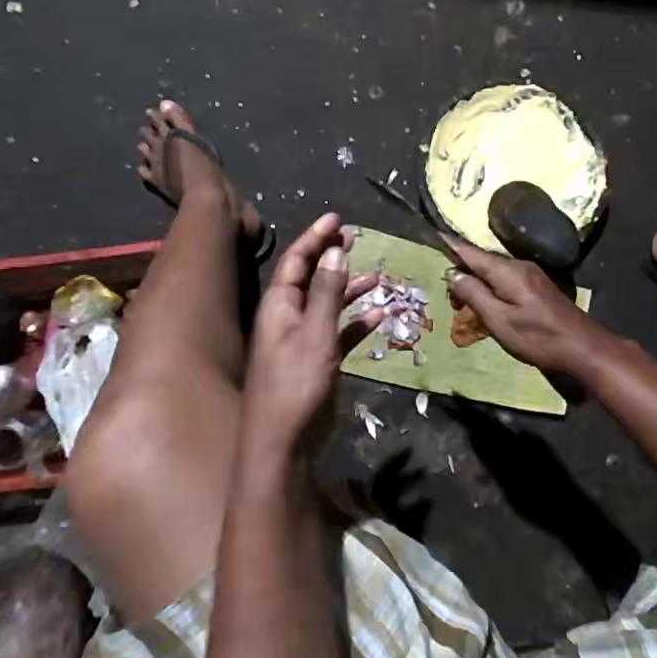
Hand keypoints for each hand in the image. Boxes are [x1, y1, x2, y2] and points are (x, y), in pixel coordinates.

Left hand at [243, 214, 380, 451]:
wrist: (282, 439)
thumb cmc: (295, 382)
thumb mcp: (315, 333)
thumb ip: (327, 292)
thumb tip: (335, 250)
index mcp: (278, 304)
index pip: (296, 260)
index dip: (315, 237)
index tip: (337, 218)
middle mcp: (286, 316)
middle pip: (310, 277)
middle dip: (331, 256)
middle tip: (355, 238)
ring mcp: (300, 339)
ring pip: (326, 305)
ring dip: (348, 290)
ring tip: (376, 276)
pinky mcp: (313, 361)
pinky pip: (336, 334)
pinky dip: (355, 324)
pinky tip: (378, 318)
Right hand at [442, 235, 607, 372]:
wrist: (585, 349)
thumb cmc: (537, 337)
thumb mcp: (498, 319)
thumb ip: (473, 294)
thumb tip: (452, 273)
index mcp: (507, 272)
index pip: (471, 252)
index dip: (451, 245)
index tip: (434, 234)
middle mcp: (518, 266)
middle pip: (481, 262)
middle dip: (460, 273)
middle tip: (450, 300)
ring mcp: (530, 275)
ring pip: (492, 272)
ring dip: (474, 284)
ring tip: (463, 307)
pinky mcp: (535, 286)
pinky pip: (503, 280)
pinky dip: (488, 289)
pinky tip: (485, 306)